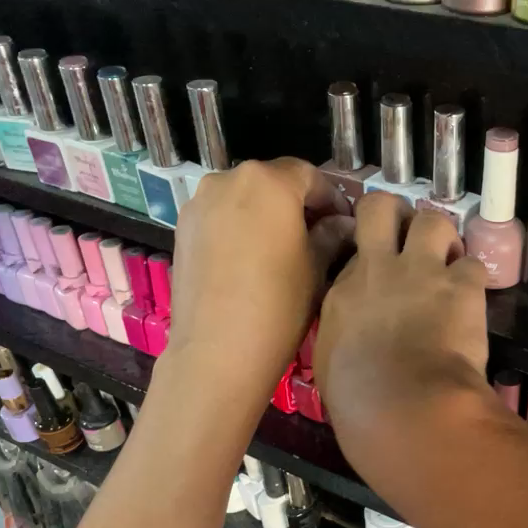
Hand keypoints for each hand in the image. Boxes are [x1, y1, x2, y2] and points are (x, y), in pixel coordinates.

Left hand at [167, 159, 353, 393]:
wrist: (217, 352)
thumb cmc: (279, 306)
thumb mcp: (317, 270)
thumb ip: (331, 236)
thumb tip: (342, 225)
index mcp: (268, 182)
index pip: (310, 175)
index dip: (332, 199)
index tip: (345, 225)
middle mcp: (228, 179)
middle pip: (273, 182)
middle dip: (297, 204)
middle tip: (318, 237)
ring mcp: (199, 203)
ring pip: (243, 198)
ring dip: (266, 215)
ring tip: (283, 251)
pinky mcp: (182, 229)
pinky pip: (221, 217)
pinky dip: (240, 229)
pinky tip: (252, 262)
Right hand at [314, 195, 491, 459]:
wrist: (403, 404)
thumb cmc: (359, 401)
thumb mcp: (332, 366)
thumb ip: (344, 339)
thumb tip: (355, 343)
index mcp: (343, 292)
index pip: (355, 250)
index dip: (371, 254)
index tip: (380, 268)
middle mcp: (380, 268)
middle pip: (382, 207)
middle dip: (398, 215)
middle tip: (410, 237)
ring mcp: (422, 272)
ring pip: (433, 220)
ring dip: (442, 239)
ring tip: (447, 261)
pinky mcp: (462, 286)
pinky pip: (473, 263)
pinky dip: (473, 277)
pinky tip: (473, 296)